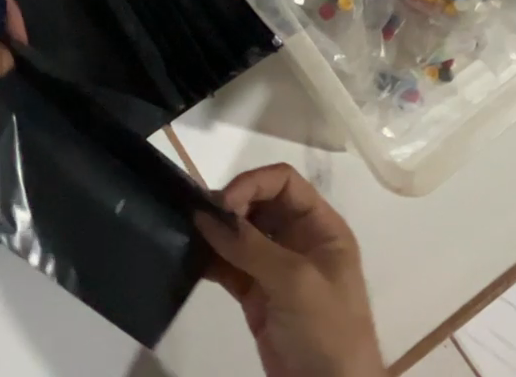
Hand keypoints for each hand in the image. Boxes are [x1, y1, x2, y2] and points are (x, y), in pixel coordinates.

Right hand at [197, 164, 382, 376]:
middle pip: (258, 203)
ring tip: (187, 232)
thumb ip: (250, 245)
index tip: (223, 203)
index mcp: (322, 228)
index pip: (284, 182)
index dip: (253, 183)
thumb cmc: (329, 333)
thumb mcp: (295, 282)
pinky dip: (210, 259)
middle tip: (200, 219)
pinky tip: (190, 257)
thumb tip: (204, 213)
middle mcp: (299, 240)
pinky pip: (228, 265)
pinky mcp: (256, 295)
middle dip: (229, 206)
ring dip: (215, 231)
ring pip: (240, 233)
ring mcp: (276, 268)